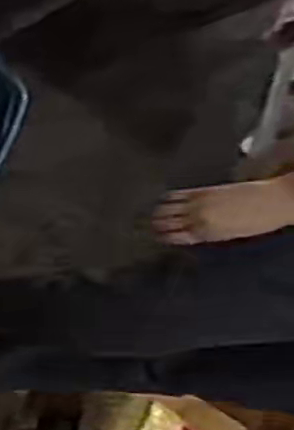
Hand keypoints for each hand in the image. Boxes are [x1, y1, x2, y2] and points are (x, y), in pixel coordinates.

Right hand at [151, 174, 293, 245]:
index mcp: (204, 232)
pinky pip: (173, 195)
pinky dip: (165, 199)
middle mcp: (196, 219)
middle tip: (148, 225)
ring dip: (156, 212)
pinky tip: (164, 200)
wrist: (282, 199)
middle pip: (162, 223)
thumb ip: (205, 234)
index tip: (155, 237)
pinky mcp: (201, 192)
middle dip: (153, 225)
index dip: (160, 237)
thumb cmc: (264, 219)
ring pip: (162, 209)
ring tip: (154, 213)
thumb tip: (184, 234)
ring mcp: (197, 204)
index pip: (170, 237)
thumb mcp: (232, 233)